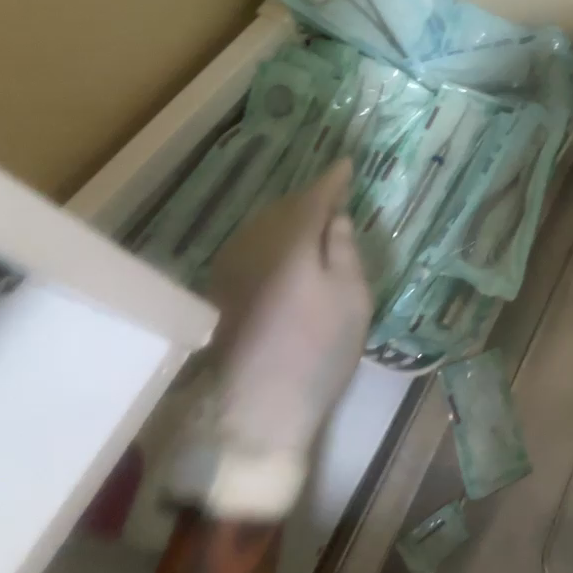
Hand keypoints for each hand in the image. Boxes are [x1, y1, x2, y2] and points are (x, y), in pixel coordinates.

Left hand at [170, 161, 373, 518]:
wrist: (258, 407)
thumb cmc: (318, 351)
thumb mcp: (351, 298)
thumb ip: (344, 250)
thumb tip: (334, 216)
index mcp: (292, 242)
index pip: (314, 197)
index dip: (333, 180)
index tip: (348, 165)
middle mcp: (255, 245)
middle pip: (284, 208)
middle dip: (309, 197)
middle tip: (334, 193)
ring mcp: (232, 267)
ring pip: (263, 225)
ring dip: (287, 217)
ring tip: (312, 218)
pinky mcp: (221, 290)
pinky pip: (251, 245)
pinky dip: (271, 237)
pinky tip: (283, 249)